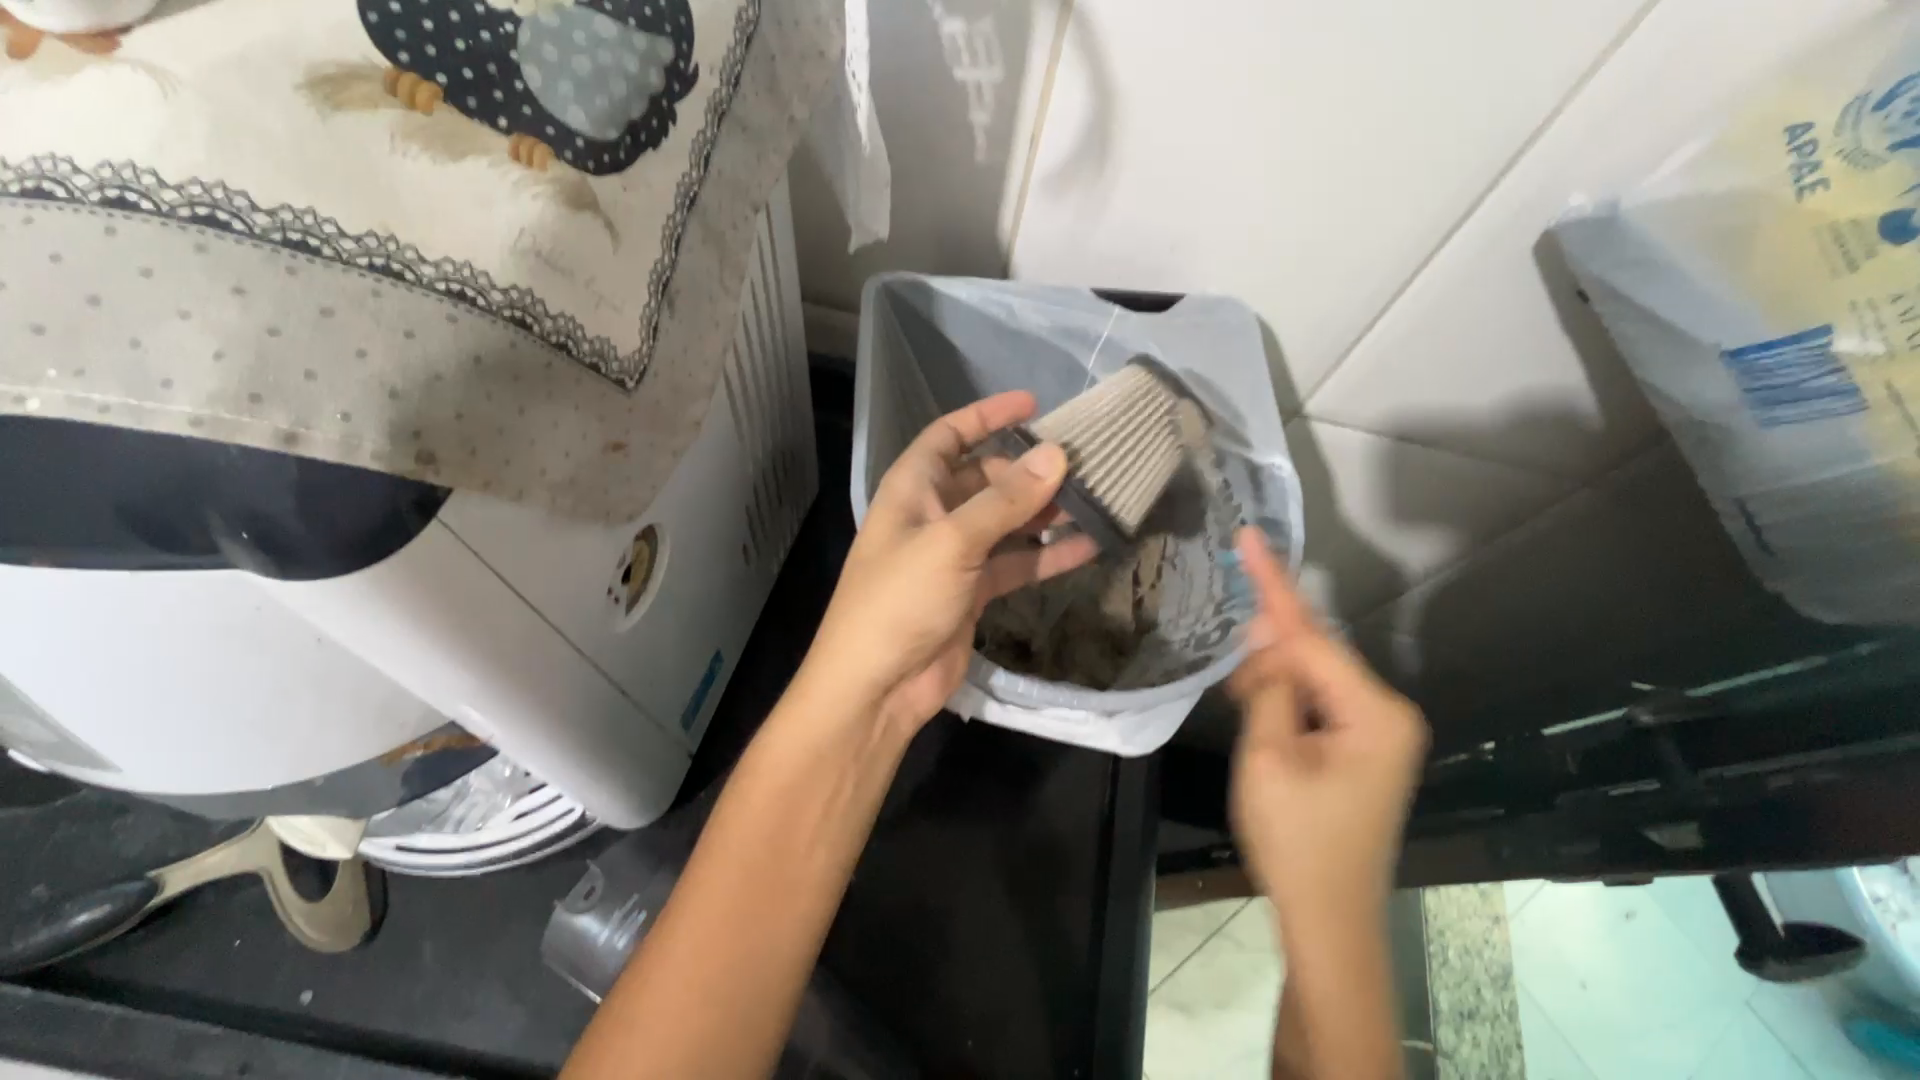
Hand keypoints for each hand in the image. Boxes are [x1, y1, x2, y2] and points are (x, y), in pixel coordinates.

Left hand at [799, 392, 1097, 734]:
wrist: (876, 687)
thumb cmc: (900, 601)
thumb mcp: (952, 542)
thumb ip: (1005, 500)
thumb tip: (1056, 455)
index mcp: (912, 489)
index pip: (949, 436)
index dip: (987, 416)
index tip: (1034, 404)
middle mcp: (933, 514)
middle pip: (986, 478)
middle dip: (1029, 470)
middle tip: (1083, 465)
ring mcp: (954, 555)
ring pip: (1006, 521)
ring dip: (1044, 512)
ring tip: (1095, 500)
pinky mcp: (973, 592)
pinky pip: (1015, 563)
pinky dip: (1046, 555)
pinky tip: (1088, 547)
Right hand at [1227, 526, 1427, 923]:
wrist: (1328, 918)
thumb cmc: (1296, 839)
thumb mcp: (1269, 755)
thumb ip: (1270, 686)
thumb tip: (1266, 639)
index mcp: (1375, 711)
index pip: (1313, 635)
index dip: (1273, 585)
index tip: (1248, 536)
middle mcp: (1387, 713)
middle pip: (1315, 655)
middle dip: (1267, 658)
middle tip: (1232, 691)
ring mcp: (1379, 733)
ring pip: (1313, 679)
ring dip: (1272, 685)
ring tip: (1243, 714)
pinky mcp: (1363, 750)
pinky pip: (1318, 705)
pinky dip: (1284, 704)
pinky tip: (1261, 718)